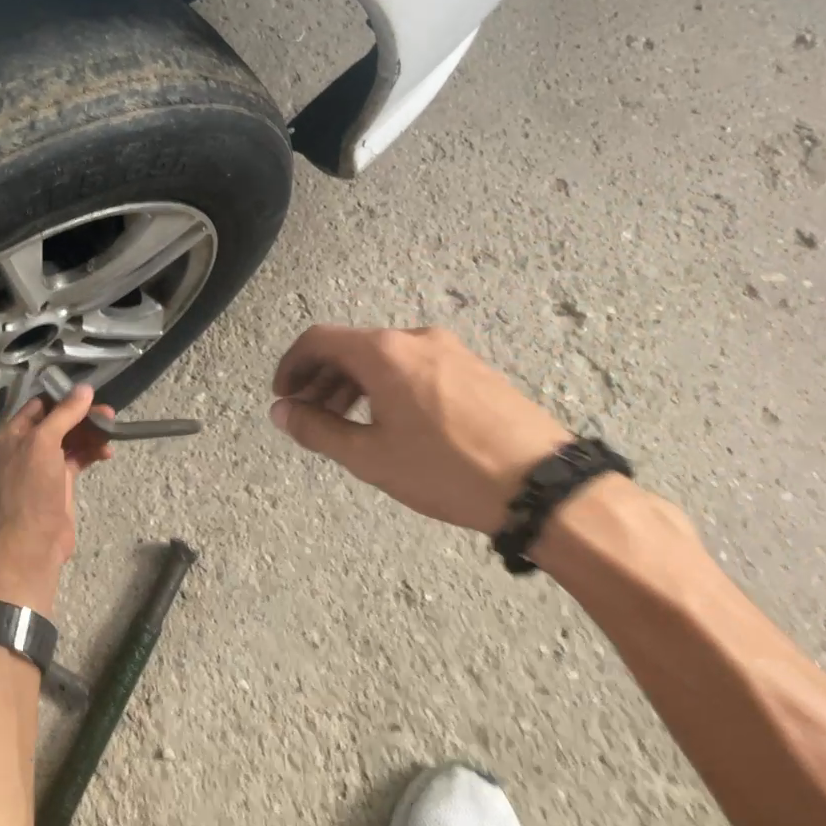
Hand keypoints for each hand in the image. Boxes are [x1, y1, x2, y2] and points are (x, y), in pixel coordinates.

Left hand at [0, 384, 113, 612]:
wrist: (36, 539)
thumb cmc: (33, 488)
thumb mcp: (44, 444)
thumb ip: (64, 414)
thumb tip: (85, 388)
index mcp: (13, 433)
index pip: (40, 404)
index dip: (64, 398)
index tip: (89, 395)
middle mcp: (26, 445)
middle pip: (59, 420)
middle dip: (83, 416)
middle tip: (109, 414)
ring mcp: (44, 463)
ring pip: (71, 439)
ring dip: (91, 434)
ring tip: (112, 431)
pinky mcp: (60, 479)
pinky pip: (78, 457)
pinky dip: (92, 452)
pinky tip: (107, 452)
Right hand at [270, 326, 571, 533]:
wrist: (544, 485)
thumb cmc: (448, 470)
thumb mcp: (369, 457)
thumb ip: (316, 430)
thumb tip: (281, 412)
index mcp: (384, 353)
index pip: (318, 340)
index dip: (290, 366)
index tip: (282, 398)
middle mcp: (416, 339)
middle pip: (350, 347)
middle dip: (320, 379)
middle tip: (307, 416)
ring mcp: (451, 351)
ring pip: (383, 358)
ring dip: (352, 384)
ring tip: (345, 425)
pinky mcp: (475, 370)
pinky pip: (413, 367)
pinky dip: (385, 386)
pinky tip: (389, 423)